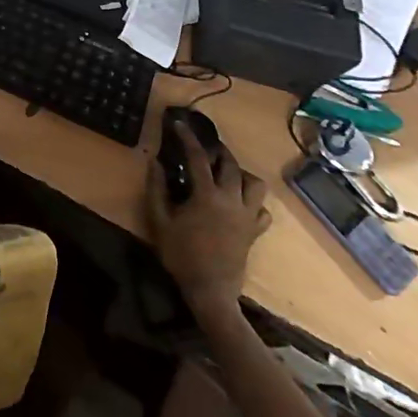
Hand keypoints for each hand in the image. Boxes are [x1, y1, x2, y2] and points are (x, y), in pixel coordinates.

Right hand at [146, 119, 271, 314]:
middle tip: (206, 147)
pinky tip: (241, 204)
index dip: (188, 138)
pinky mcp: (254, 232)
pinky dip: (254, 203)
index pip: (198, 158)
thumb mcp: (160, 223)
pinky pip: (262, 210)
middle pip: (231, 165)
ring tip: (227, 174)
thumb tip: (155, 164)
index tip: (179, 124)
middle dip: (219, 151)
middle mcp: (232, 200)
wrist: (210, 292)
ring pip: (255, 184)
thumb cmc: (182, 256)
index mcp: (207, 196)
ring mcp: (247, 216)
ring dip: (242, 174)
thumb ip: (157, 191)